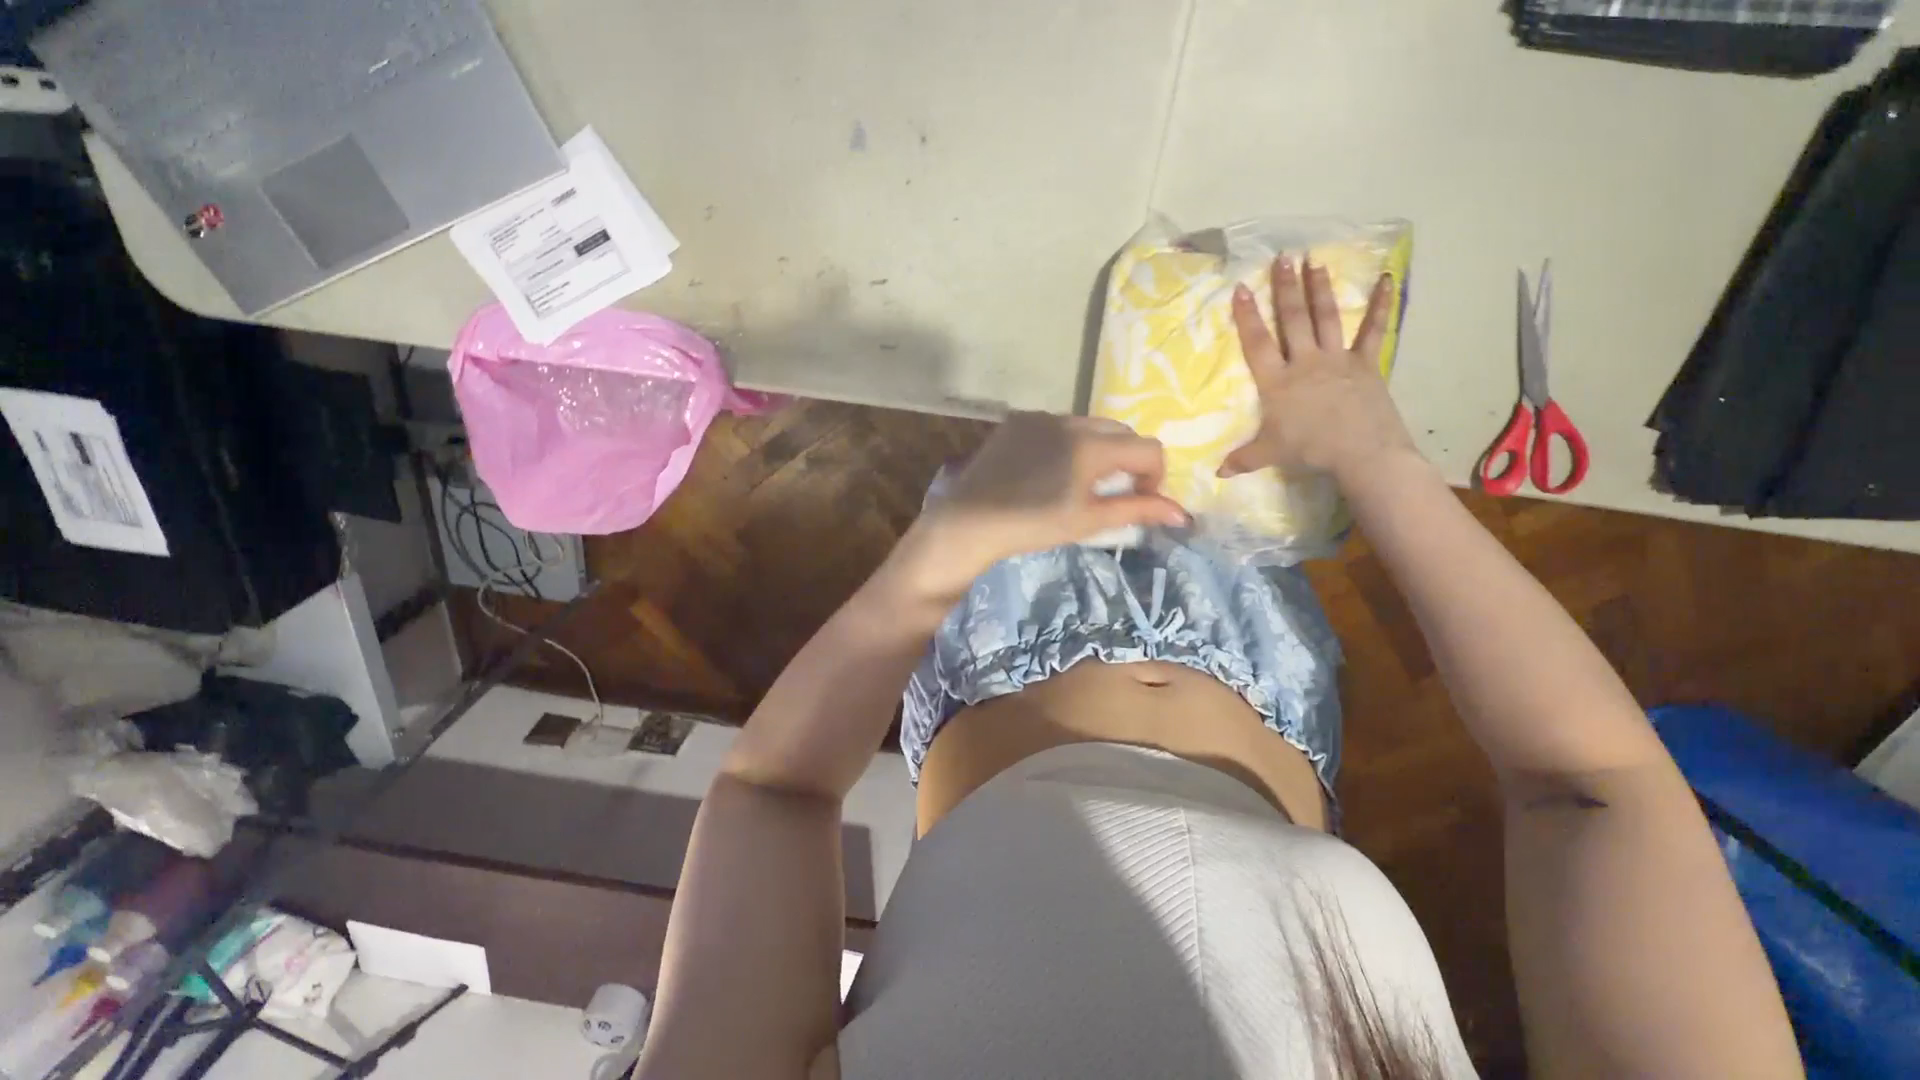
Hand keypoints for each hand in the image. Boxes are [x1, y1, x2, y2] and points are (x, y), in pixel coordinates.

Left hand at [881, 412, 1187, 608]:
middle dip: (1128, 459)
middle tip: (1114, 492)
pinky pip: (1056, 424)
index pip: (1148, 448)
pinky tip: (1048, 470)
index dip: (1154, 475)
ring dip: (1097, 448)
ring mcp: (1041, 417)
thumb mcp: (1089, 521)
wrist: (969, 523)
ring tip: (1079, 481)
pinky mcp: (1017, 420)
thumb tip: (1182, 514)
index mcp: (1092, 445)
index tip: (1139, 499)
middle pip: (1120, 431)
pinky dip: (1065, 442)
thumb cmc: (1033, 526)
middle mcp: (1070, 420)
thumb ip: (1138, 510)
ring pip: (1089, 425)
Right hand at [1221, 256, 1418, 481]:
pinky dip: (1380, 305)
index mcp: (1278, 382)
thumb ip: (1244, 458)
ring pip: (1325, 317)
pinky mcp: (1365, 364)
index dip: (1248, 316)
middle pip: (1292, 320)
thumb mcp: (1271, 454)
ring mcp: (1337, 359)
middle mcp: (1305, 362)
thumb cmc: (1311, 451)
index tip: (1242, 288)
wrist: (1362, 452)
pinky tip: (1386, 279)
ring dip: (1319, 288)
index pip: (1257, 343)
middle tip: (1282, 257)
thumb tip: (1218, 472)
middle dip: (1285, 287)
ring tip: (1314, 262)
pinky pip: (1373, 330)